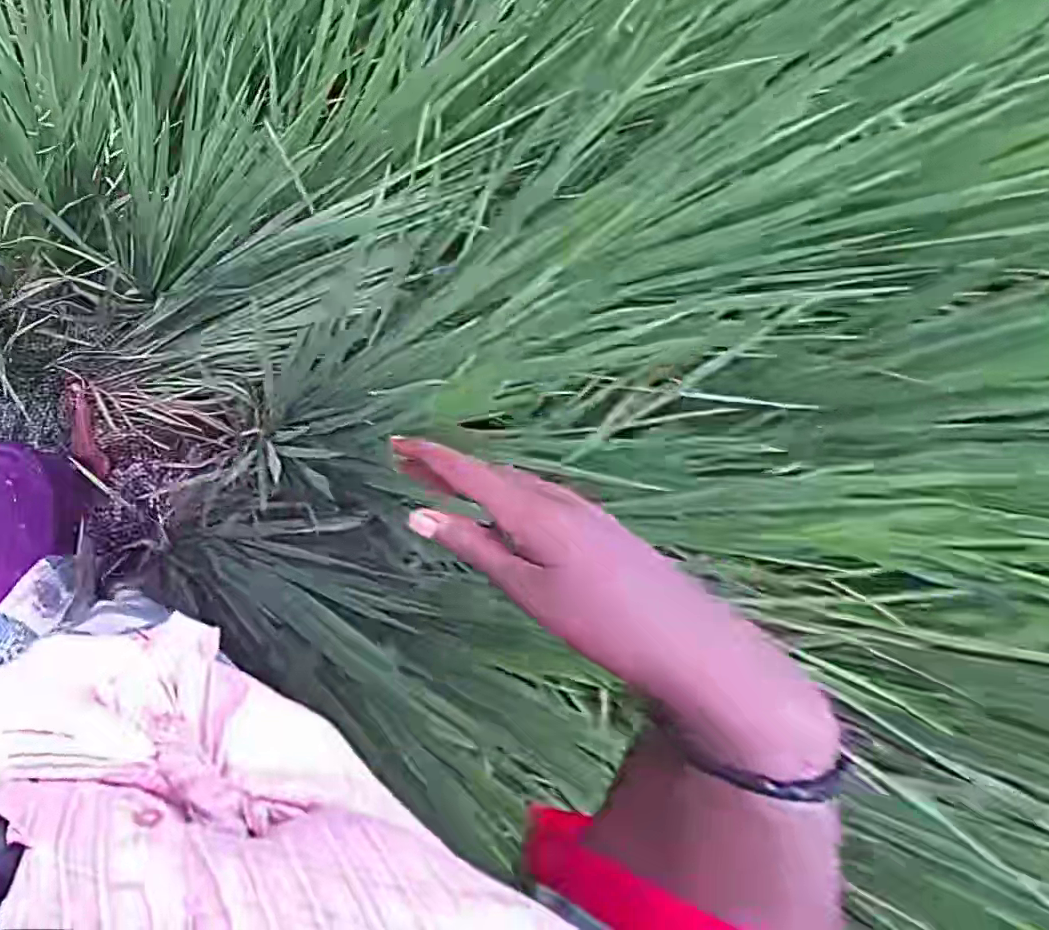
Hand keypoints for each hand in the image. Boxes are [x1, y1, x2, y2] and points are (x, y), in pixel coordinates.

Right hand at [392, 437, 838, 775]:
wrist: (701, 652)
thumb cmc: (600, 623)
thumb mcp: (524, 587)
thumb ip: (472, 545)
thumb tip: (417, 514)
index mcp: (533, 511)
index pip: (469, 473)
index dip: (429, 456)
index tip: (395, 444)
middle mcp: (557, 501)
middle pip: (490, 472)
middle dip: (446, 465)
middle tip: (405, 462)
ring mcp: (584, 512)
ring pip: (516, 482)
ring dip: (475, 478)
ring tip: (441, 481)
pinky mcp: (600, 528)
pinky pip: (537, 494)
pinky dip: (503, 491)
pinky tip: (500, 507)